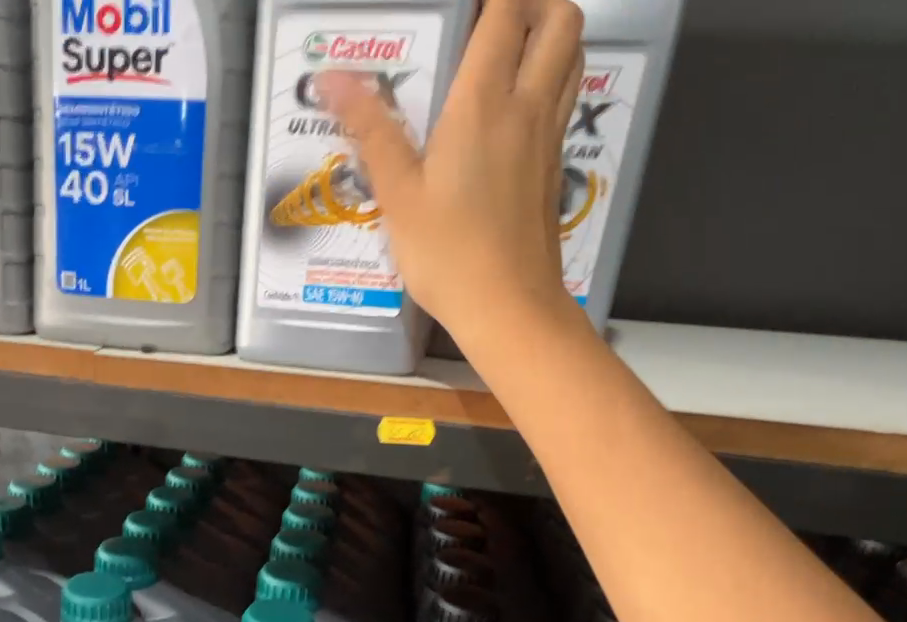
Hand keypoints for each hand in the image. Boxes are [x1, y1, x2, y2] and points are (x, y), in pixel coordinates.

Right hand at [319, 0, 586, 336]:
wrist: (508, 306)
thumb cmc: (447, 254)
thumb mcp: (397, 194)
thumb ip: (371, 129)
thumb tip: (333, 77)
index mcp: (484, 104)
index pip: (505, 13)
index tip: (465, 3)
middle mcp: (527, 108)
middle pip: (561, 19)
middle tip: (494, 11)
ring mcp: (548, 138)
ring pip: (573, 56)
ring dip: (550, 33)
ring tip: (509, 44)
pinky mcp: (554, 168)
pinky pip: (564, 98)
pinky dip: (551, 76)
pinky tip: (515, 105)